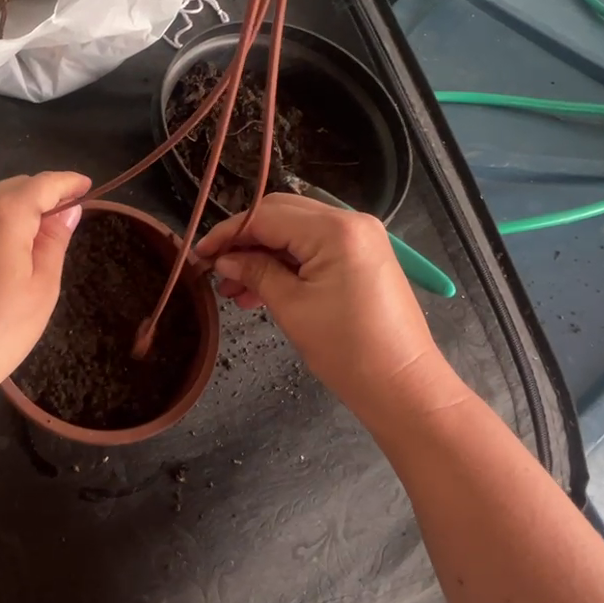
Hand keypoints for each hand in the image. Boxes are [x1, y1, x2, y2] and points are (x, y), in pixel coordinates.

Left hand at [0, 172, 89, 401]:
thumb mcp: (41, 288)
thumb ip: (55, 241)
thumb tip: (68, 210)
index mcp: (3, 214)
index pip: (42, 184)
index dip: (67, 182)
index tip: (87, 186)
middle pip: (12, 188)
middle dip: (41, 195)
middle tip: (65, 216)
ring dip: (14, 212)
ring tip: (33, 242)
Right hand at [195, 193, 449, 403]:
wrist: (404, 387)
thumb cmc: (347, 350)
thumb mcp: (291, 308)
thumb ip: (255, 272)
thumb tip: (224, 259)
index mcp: (334, 229)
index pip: (267, 215)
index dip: (228, 232)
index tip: (199, 253)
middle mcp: (350, 221)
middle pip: (281, 214)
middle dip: (244, 239)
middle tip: (214, 268)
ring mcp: (360, 238)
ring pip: (295, 231)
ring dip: (262, 253)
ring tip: (233, 288)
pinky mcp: (362, 256)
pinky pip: (313, 247)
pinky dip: (285, 263)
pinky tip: (259, 289)